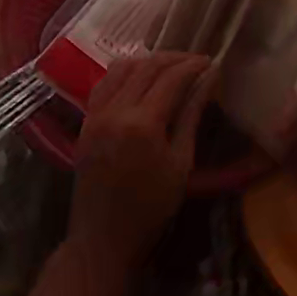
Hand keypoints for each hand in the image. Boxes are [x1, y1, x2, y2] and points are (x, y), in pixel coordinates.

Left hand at [65, 52, 213, 276]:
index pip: (170, 79)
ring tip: (170, 65)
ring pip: (122, 68)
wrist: (103, 236)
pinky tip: (139, 76)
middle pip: (146, 67)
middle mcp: (116, 109)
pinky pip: (105, 82)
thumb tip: (208, 81)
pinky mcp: (86, 118)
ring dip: (148, 60)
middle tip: (195, 60)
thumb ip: (191, 117)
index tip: (210, 61)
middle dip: (173, 59)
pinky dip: (124, 72)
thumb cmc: (151, 208)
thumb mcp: (181, 164)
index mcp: (143, 123)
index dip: (192, 66)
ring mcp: (96, 111)